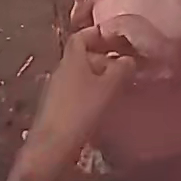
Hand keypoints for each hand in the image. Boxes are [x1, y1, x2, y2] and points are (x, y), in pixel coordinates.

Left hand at [22, 25, 136, 167]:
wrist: (52, 146)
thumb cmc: (81, 110)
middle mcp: (62, 69)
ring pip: (81, 74)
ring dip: (99, 76)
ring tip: (120, 86)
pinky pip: (77, 90)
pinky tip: (104, 104)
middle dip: (104, 58)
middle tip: (125, 66)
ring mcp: (57, 88)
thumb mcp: (108, 87)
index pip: (82, 36)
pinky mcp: (57, 107)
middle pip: (83, 55)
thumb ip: (121, 69)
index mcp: (72, 59)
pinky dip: (92, 91)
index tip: (117, 39)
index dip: (98, 34)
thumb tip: (128, 59)